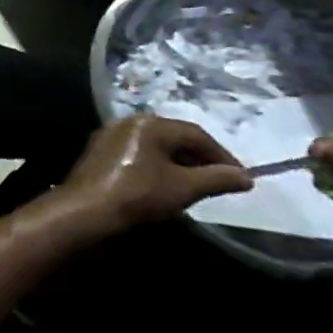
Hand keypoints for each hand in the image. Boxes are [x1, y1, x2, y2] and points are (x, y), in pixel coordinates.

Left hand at [60, 115, 251, 231]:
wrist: (85, 210)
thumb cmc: (138, 194)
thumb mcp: (184, 188)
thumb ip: (217, 179)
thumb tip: (247, 178)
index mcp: (149, 123)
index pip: (196, 134)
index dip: (221, 156)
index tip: (240, 177)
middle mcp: (128, 122)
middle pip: (174, 137)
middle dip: (200, 159)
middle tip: (220, 181)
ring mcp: (110, 136)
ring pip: (155, 146)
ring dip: (178, 163)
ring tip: (196, 185)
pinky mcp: (98, 152)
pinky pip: (137, 154)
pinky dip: (156, 167)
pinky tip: (163, 185)